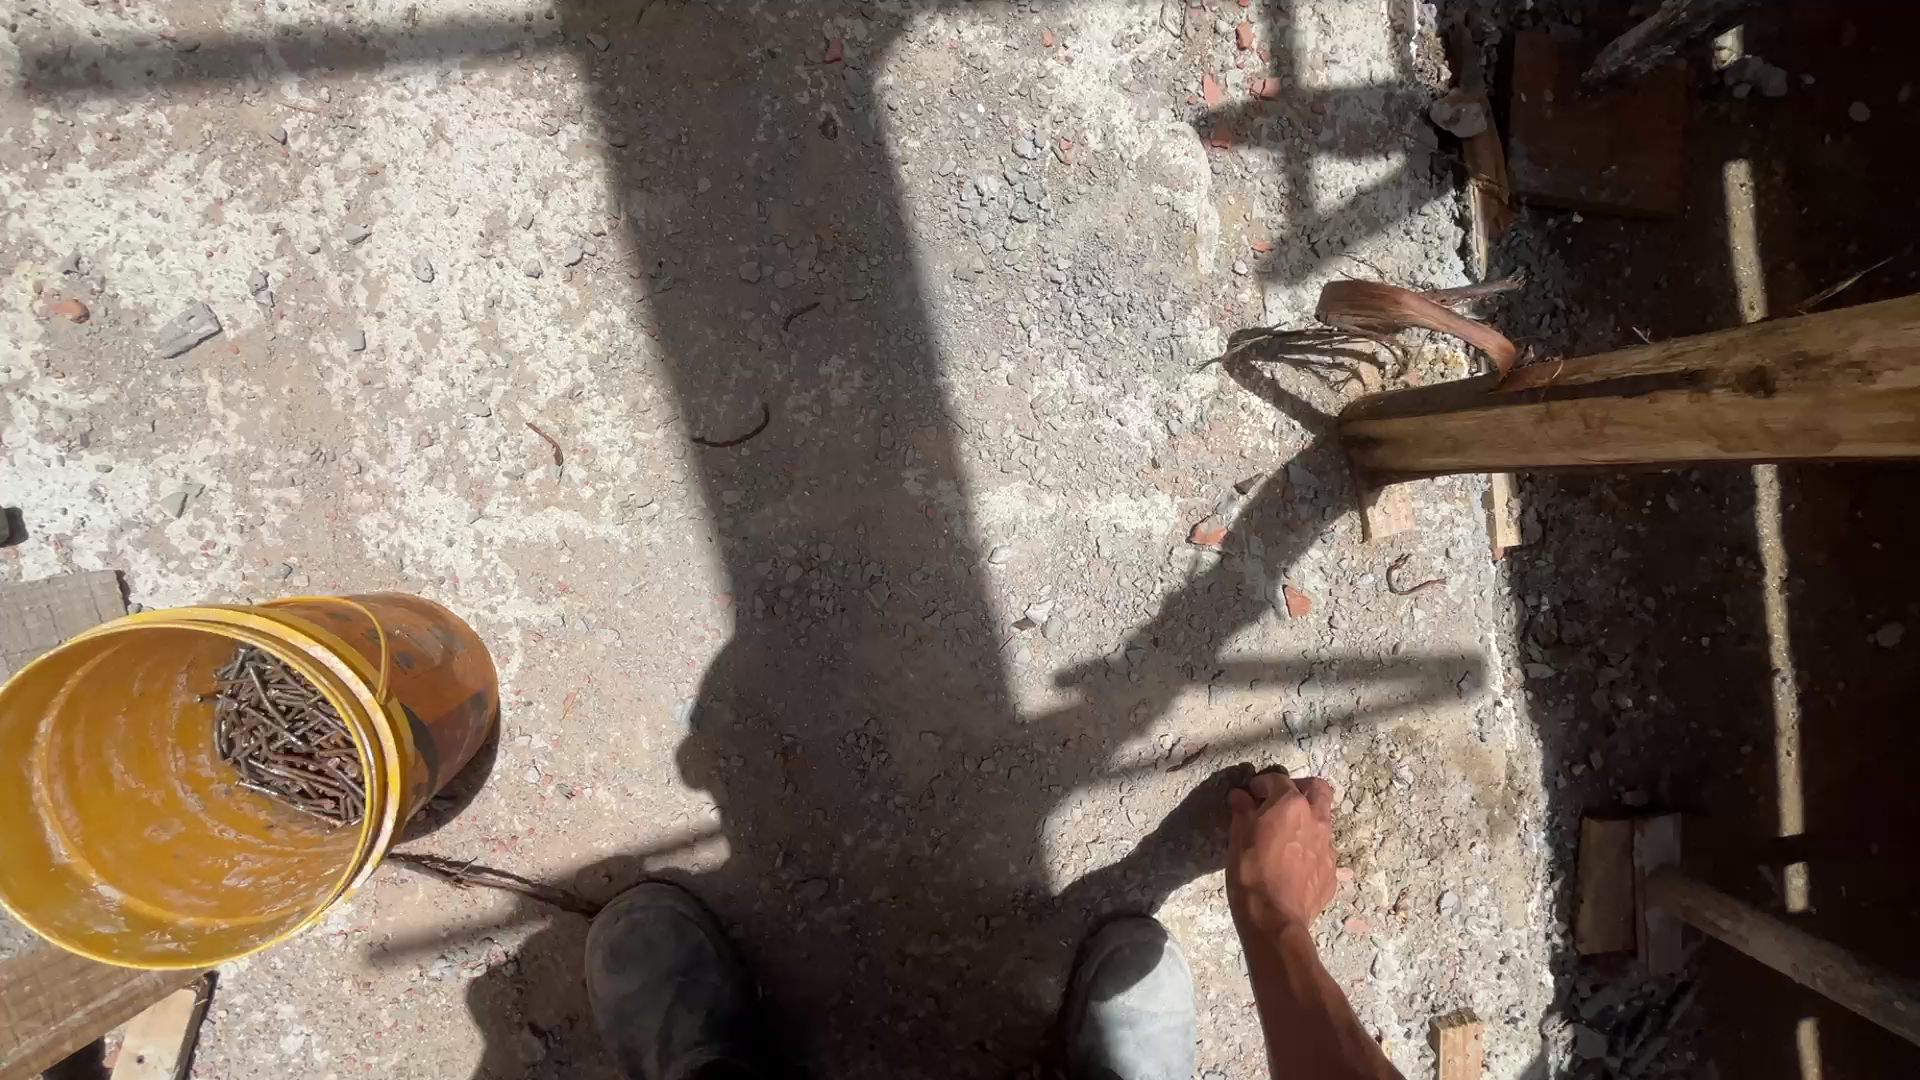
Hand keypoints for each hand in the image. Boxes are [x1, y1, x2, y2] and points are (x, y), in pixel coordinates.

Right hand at [1226, 771, 1336, 934]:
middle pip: (1319, 789)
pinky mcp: (1331, 872)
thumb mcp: (1238, 834)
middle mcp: (1316, 820)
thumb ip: (1242, 809)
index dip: (1261, 783)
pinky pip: (1321, 850)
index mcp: (1291, 805)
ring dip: (1305, 820)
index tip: (1250, 794)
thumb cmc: (1250, 868)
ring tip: (1283, 836)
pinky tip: (1290, 863)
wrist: (1274, 917)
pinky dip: (1308, 847)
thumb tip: (1241, 796)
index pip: (1278, 779)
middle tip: (1279, 801)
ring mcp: (1328, 847)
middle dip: (1300, 788)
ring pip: (1322, 820)